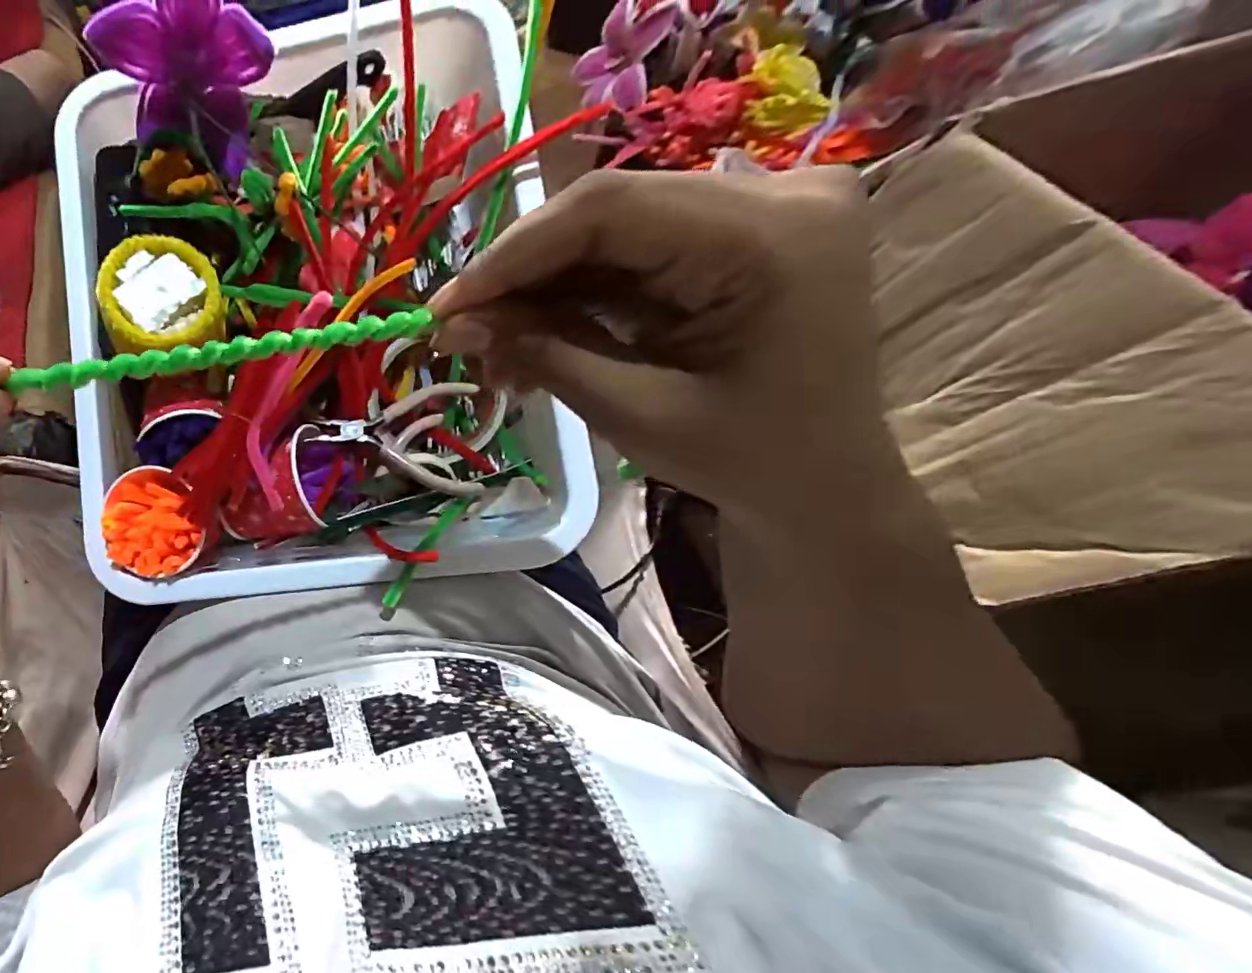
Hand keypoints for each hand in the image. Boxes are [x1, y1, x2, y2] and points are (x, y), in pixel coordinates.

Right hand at [430, 167, 906, 535]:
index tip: (447, 306)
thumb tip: (455, 325)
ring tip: (490, 347)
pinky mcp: (736, 232)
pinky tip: (533, 335)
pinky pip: (631, 251)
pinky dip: (574, 294)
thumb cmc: (745, 460)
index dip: (513, 254)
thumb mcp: (636, 413)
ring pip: (610, 230)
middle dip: (521, 275)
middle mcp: (776, 192)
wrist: (822, 483)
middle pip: (607, 211)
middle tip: (459, 330)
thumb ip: (546, 356)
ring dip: (540, 288)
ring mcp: (759, 207)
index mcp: (770, 235)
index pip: (609, 208)